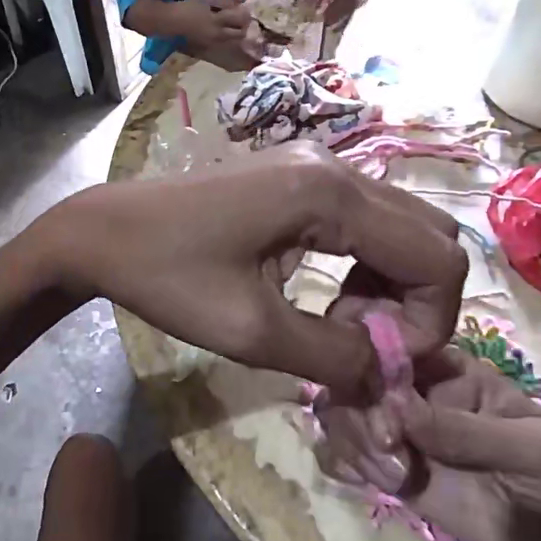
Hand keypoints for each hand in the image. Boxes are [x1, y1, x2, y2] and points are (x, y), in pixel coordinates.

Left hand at [45, 143, 467, 397]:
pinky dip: (367, 263)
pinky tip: (329, 292)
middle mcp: (337, 167)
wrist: (104, 232)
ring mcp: (318, 164)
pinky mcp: (301, 175)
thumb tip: (387, 375)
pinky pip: (365, 218)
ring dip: (391, 282)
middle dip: (415, 300)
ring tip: (342, 323)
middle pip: (428, 235)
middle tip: (364, 342)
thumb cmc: (168, 277)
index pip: (435, 258)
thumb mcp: (251, 331)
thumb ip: (334, 358)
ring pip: (401, 225)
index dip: (430, 320)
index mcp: (331, 195)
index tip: (385, 361)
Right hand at [171, 0, 265, 71]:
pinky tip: (225, 30)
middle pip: (240, 34)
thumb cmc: (189, 7)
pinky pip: (226, 42)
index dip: (246, 15)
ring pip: (234, 40)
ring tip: (235, 25)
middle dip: (244, 27)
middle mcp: (219, 34)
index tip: (247, 10)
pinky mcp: (211, 46)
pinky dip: (229, 36)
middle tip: (244, 20)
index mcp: (217, 20)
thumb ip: (225, 1)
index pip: (239, 19)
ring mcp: (215, 42)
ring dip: (238, 33)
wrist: (173, 22)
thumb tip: (240, 4)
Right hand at [319, 344, 540, 540]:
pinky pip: (355, 461)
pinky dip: (345, 464)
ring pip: (350, 419)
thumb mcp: (531, 448)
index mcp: (456, 373)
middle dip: (360, 413)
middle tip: (389, 453)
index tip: (386, 410)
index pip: (397, 350)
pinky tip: (368, 481)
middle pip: (361, 384)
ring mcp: (409, 441)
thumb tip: (395, 406)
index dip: (375, 368)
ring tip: (392, 478)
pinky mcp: (402, 481)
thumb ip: (465, 430)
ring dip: (353, 441)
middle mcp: (422, 399)